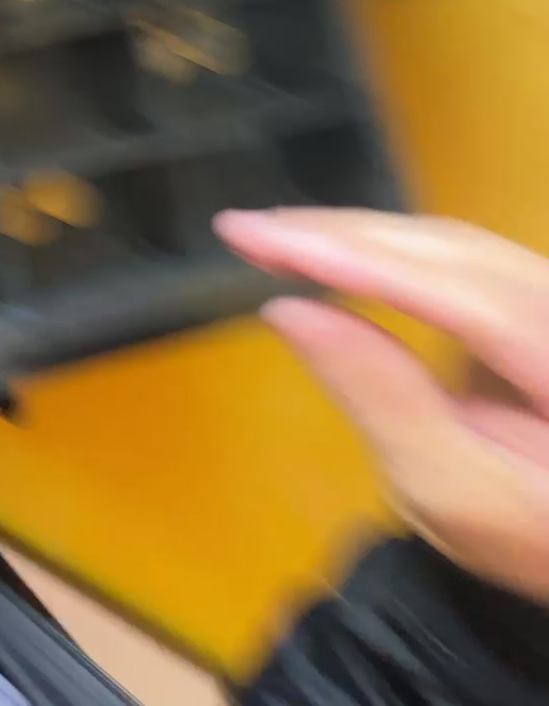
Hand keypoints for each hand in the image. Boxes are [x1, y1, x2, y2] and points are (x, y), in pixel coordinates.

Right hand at [215, 209, 548, 603]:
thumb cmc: (517, 533)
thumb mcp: (447, 488)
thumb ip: (378, 396)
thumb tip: (288, 311)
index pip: (468, 299)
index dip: (357, 261)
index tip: (257, 238)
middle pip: (462, 256)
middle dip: (346, 234)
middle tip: (243, 229)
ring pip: (459, 246)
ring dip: (357, 232)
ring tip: (269, 234)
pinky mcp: (539, 309)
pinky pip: (458, 257)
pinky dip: (381, 243)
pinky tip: (329, 244)